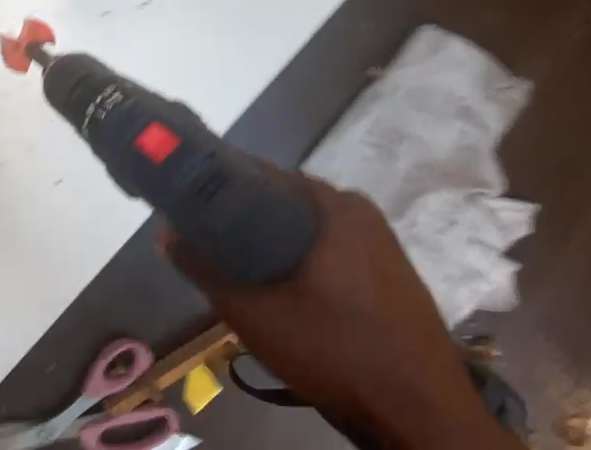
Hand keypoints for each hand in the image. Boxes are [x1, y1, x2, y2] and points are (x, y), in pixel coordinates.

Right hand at [163, 178, 517, 449]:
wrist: (425, 417)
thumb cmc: (336, 350)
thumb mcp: (253, 312)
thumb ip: (203, 268)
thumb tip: (165, 234)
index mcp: (332, 205)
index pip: (259, 173)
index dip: (218, 185)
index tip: (189, 202)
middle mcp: (360, 212)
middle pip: (283, 201)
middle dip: (245, 217)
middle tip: (210, 240)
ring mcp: (383, 245)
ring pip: (308, 228)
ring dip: (275, 241)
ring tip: (242, 267)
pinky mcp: (394, 275)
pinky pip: (333, 250)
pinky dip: (304, 260)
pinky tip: (286, 290)